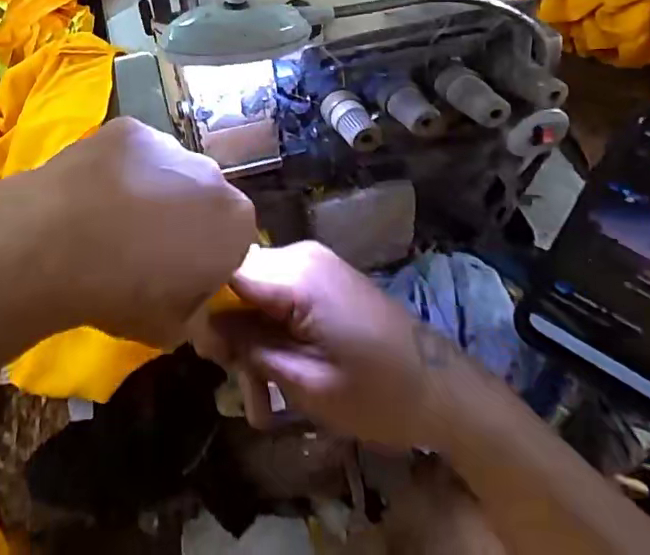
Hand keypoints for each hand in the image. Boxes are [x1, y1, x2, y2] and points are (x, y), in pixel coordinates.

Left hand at [0, 118, 254, 371]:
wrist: (53, 242)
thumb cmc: (120, 292)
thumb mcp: (171, 330)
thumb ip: (198, 317)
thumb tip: (199, 312)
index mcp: (235, 223)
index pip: (234, 240)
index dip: (207, 258)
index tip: (178, 275)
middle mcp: (212, 174)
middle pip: (205, 198)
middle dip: (185, 217)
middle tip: (143, 244)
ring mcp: (168, 143)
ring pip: (170, 169)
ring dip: (155, 187)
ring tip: (111, 214)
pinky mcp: (129, 127)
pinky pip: (135, 150)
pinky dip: (121, 165)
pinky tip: (94, 188)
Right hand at [194, 241, 467, 447]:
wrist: (446, 390)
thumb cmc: (378, 394)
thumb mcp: (306, 383)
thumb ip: (249, 348)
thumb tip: (203, 325)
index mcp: (296, 276)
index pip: (225, 272)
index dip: (204, 306)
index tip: (203, 348)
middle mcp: (301, 256)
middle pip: (238, 280)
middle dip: (229, 329)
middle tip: (234, 379)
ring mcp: (314, 263)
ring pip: (255, 289)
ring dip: (250, 336)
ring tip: (258, 394)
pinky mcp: (322, 276)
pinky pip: (278, 293)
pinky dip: (271, 327)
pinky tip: (277, 368)